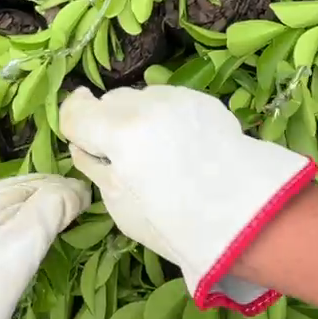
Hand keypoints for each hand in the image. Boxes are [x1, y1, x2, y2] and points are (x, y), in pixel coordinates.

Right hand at [59, 86, 315, 314]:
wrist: (245, 215)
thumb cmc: (174, 221)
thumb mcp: (120, 204)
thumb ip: (95, 164)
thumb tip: (81, 142)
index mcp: (120, 132)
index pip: (77, 111)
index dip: (72, 123)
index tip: (79, 137)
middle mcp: (145, 104)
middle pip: (108, 102)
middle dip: (107, 122)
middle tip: (122, 156)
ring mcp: (175, 97)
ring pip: (138, 98)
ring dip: (136, 117)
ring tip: (157, 153)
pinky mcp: (198, 97)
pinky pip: (166, 100)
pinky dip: (163, 117)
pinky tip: (180, 146)